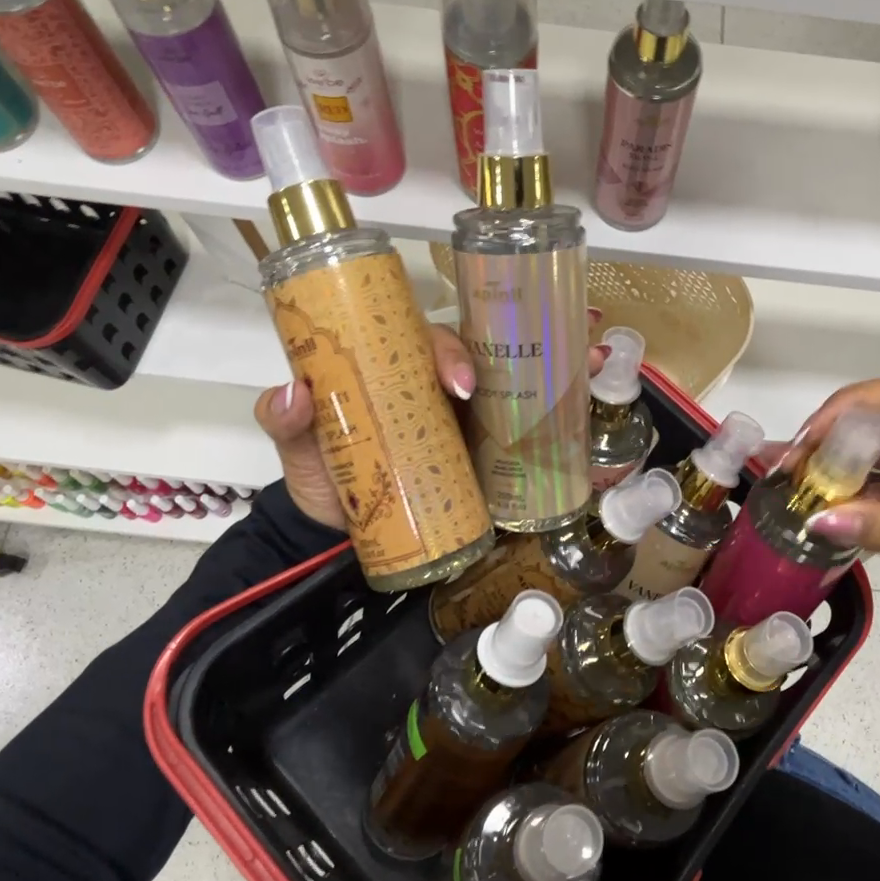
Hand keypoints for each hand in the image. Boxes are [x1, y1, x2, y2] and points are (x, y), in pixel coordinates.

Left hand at [255, 313, 610, 531]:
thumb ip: (285, 421)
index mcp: (399, 371)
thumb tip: (292, 395)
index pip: (431, 344)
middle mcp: (439, 389)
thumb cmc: (323, 476)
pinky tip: (589, 413)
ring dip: (559, 368)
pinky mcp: (487, 458)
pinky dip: (560, 421)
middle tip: (553, 359)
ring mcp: (468, 422)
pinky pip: (525, 434)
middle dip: (527, 345)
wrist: (339, 536)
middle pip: (487, 357)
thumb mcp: (299, 446)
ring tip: (594, 358)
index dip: (451, 352)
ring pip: (517, 385)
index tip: (460, 384)